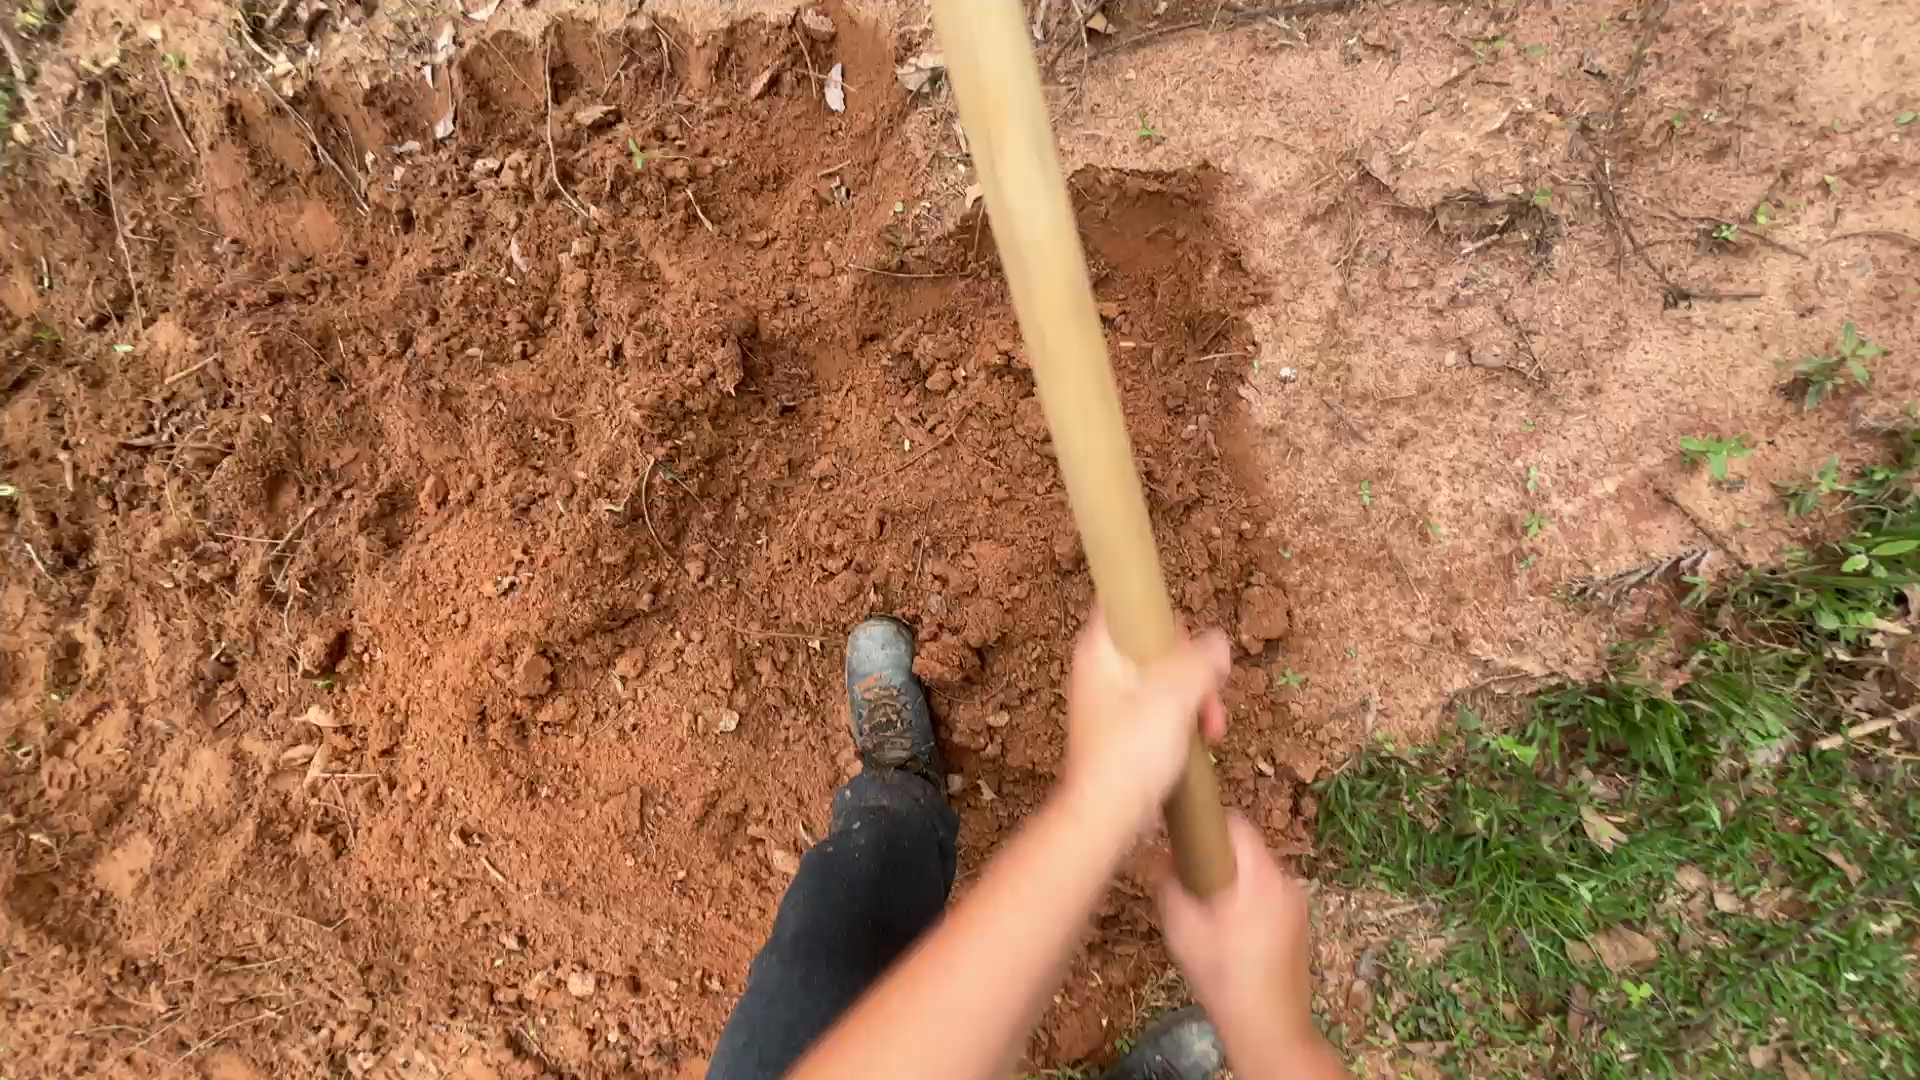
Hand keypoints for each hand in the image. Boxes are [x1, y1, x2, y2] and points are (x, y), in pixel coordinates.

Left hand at [1061, 609, 1229, 834]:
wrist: (1106, 816)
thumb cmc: (1130, 753)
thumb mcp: (1173, 698)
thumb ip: (1200, 662)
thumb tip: (1217, 642)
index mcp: (1100, 649)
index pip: (1126, 605)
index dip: (1162, 616)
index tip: (1187, 640)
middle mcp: (1100, 669)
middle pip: (1154, 646)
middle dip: (1192, 668)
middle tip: (1209, 693)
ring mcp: (1110, 699)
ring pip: (1163, 680)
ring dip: (1194, 698)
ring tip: (1212, 728)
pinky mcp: (1122, 728)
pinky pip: (1159, 709)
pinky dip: (1182, 719)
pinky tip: (1201, 742)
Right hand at [1157, 816, 1318, 1048]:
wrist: (1269, 1031)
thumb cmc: (1222, 974)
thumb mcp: (1180, 926)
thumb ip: (1166, 881)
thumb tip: (1159, 855)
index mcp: (1259, 874)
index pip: (1234, 822)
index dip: (1204, 825)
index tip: (1182, 840)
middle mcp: (1285, 881)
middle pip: (1244, 847)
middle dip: (1215, 856)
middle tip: (1189, 878)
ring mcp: (1297, 903)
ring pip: (1255, 871)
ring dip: (1231, 878)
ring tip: (1207, 907)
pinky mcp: (1300, 923)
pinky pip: (1267, 892)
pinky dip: (1247, 898)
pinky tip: (1229, 929)